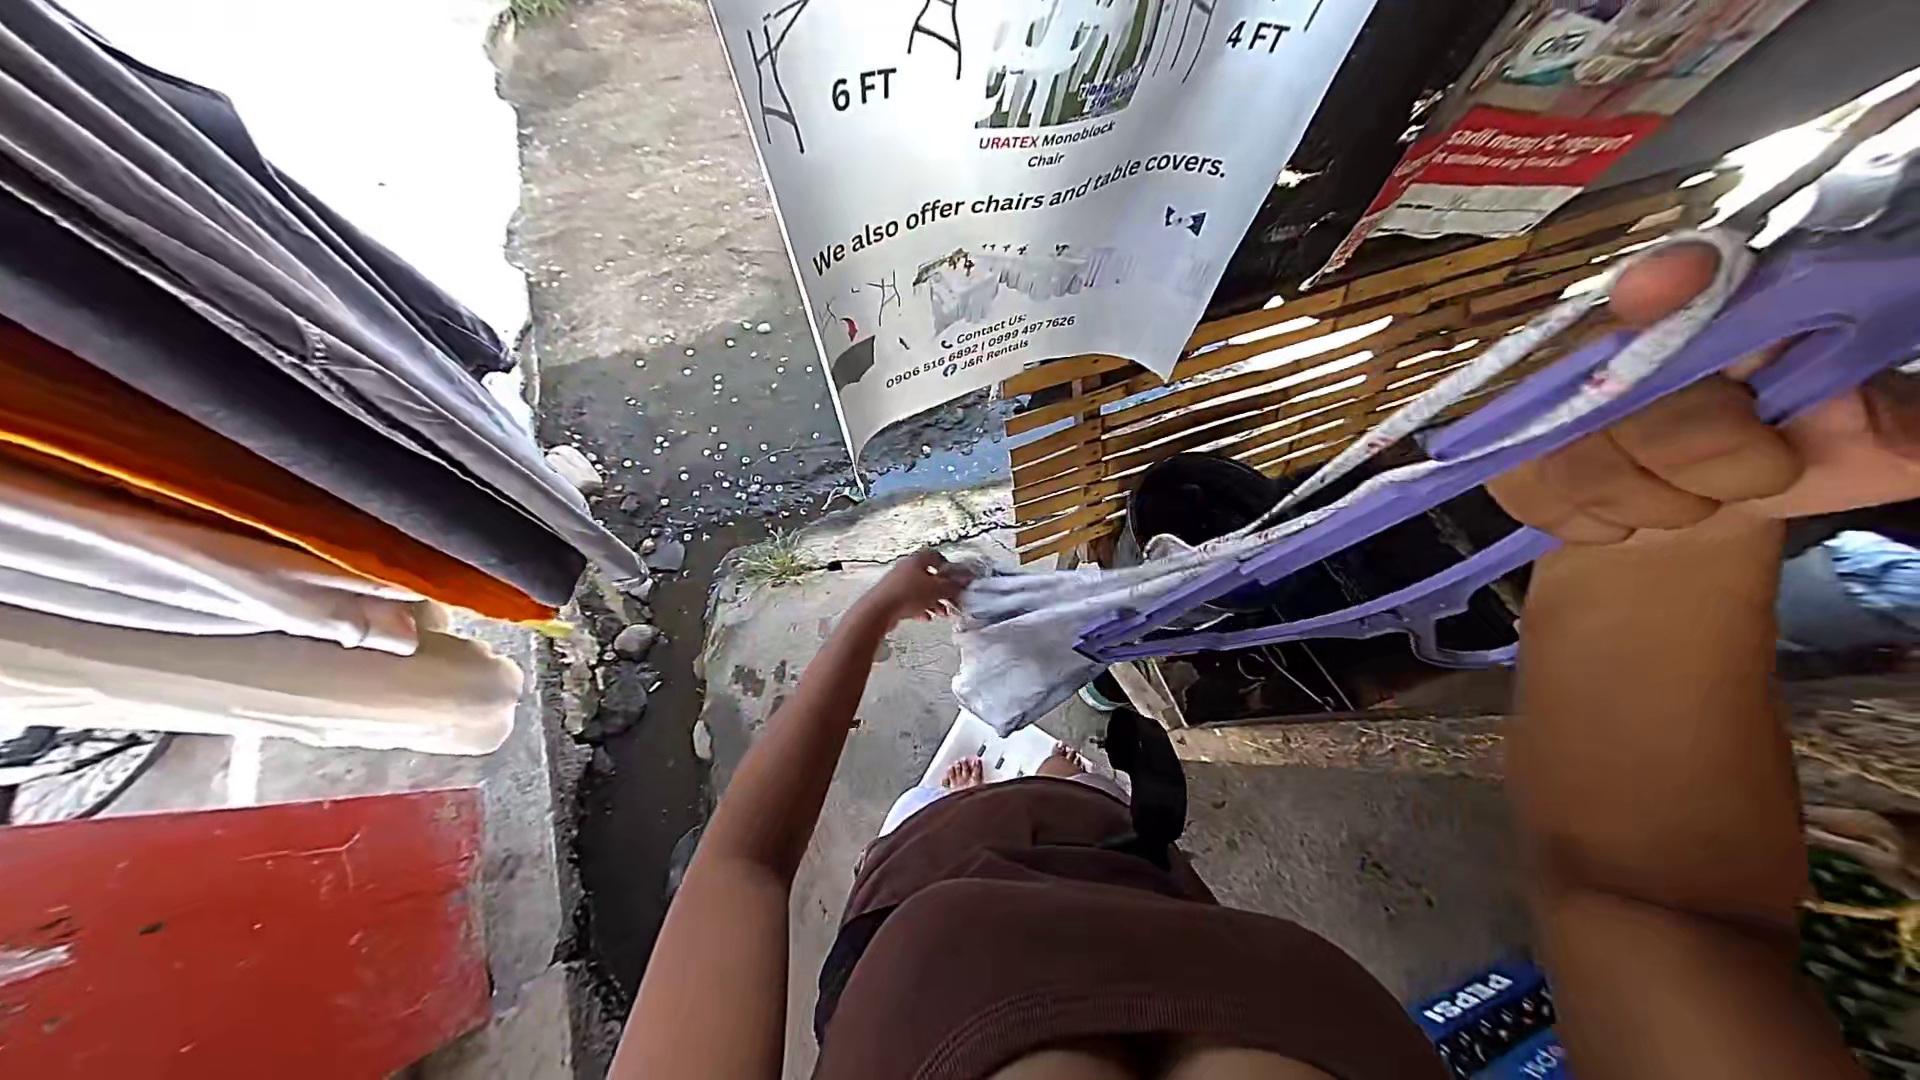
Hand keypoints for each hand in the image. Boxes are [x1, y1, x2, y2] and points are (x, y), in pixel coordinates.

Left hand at [854, 550, 969, 626]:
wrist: (879, 611)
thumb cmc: (907, 595)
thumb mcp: (936, 590)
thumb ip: (953, 585)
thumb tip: (965, 580)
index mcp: (917, 560)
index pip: (936, 556)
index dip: (948, 567)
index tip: (956, 578)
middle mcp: (906, 568)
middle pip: (929, 575)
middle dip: (942, 589)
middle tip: (951, 599)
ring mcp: (897, 582)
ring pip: (920, 589)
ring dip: (933, 600)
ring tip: (941, 612)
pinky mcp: (891, 597)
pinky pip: (909, 600)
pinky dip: (920, 607)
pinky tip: (926, 617)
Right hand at [1488, 242, 1919, 542]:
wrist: (1696, 503)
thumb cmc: (1789, 455)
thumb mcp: (1874, 444)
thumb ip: (1887, 422)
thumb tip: (1831, 411)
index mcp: (1718, 311)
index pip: (1678, 277)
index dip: (1666, 280)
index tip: (1668, 280)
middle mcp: (1611, 343)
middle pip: (1634, 400)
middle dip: (1707, 459)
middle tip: (1755, 477)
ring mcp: (1539, 400)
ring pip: (1577, 464)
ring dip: (1645, 505)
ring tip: (1683, 503)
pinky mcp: (1499, 449)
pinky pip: (1529, 494)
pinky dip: (1582, 521)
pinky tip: (1615, 517)